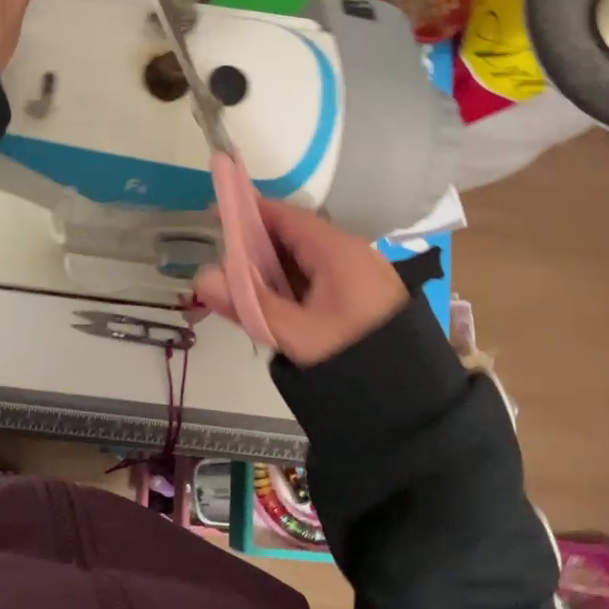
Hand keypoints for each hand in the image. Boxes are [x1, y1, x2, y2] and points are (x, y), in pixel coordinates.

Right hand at [194, 199, 407, 365]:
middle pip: (294, 237)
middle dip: (255, 247)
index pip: (286, 216)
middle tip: (220, 262)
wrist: (406, 396)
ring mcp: (359, 275)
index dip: (250, 213)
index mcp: (337, 251)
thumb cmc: (348, 355)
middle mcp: (351, 254)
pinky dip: (290, 284)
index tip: (215, 215)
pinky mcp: (362, 296)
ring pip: (305, 260)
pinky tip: (272, 302)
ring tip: (239, 286)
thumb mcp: (292, 332)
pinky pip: (318, 278)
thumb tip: (202, 277)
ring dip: (271, 269)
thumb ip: (245, 303)